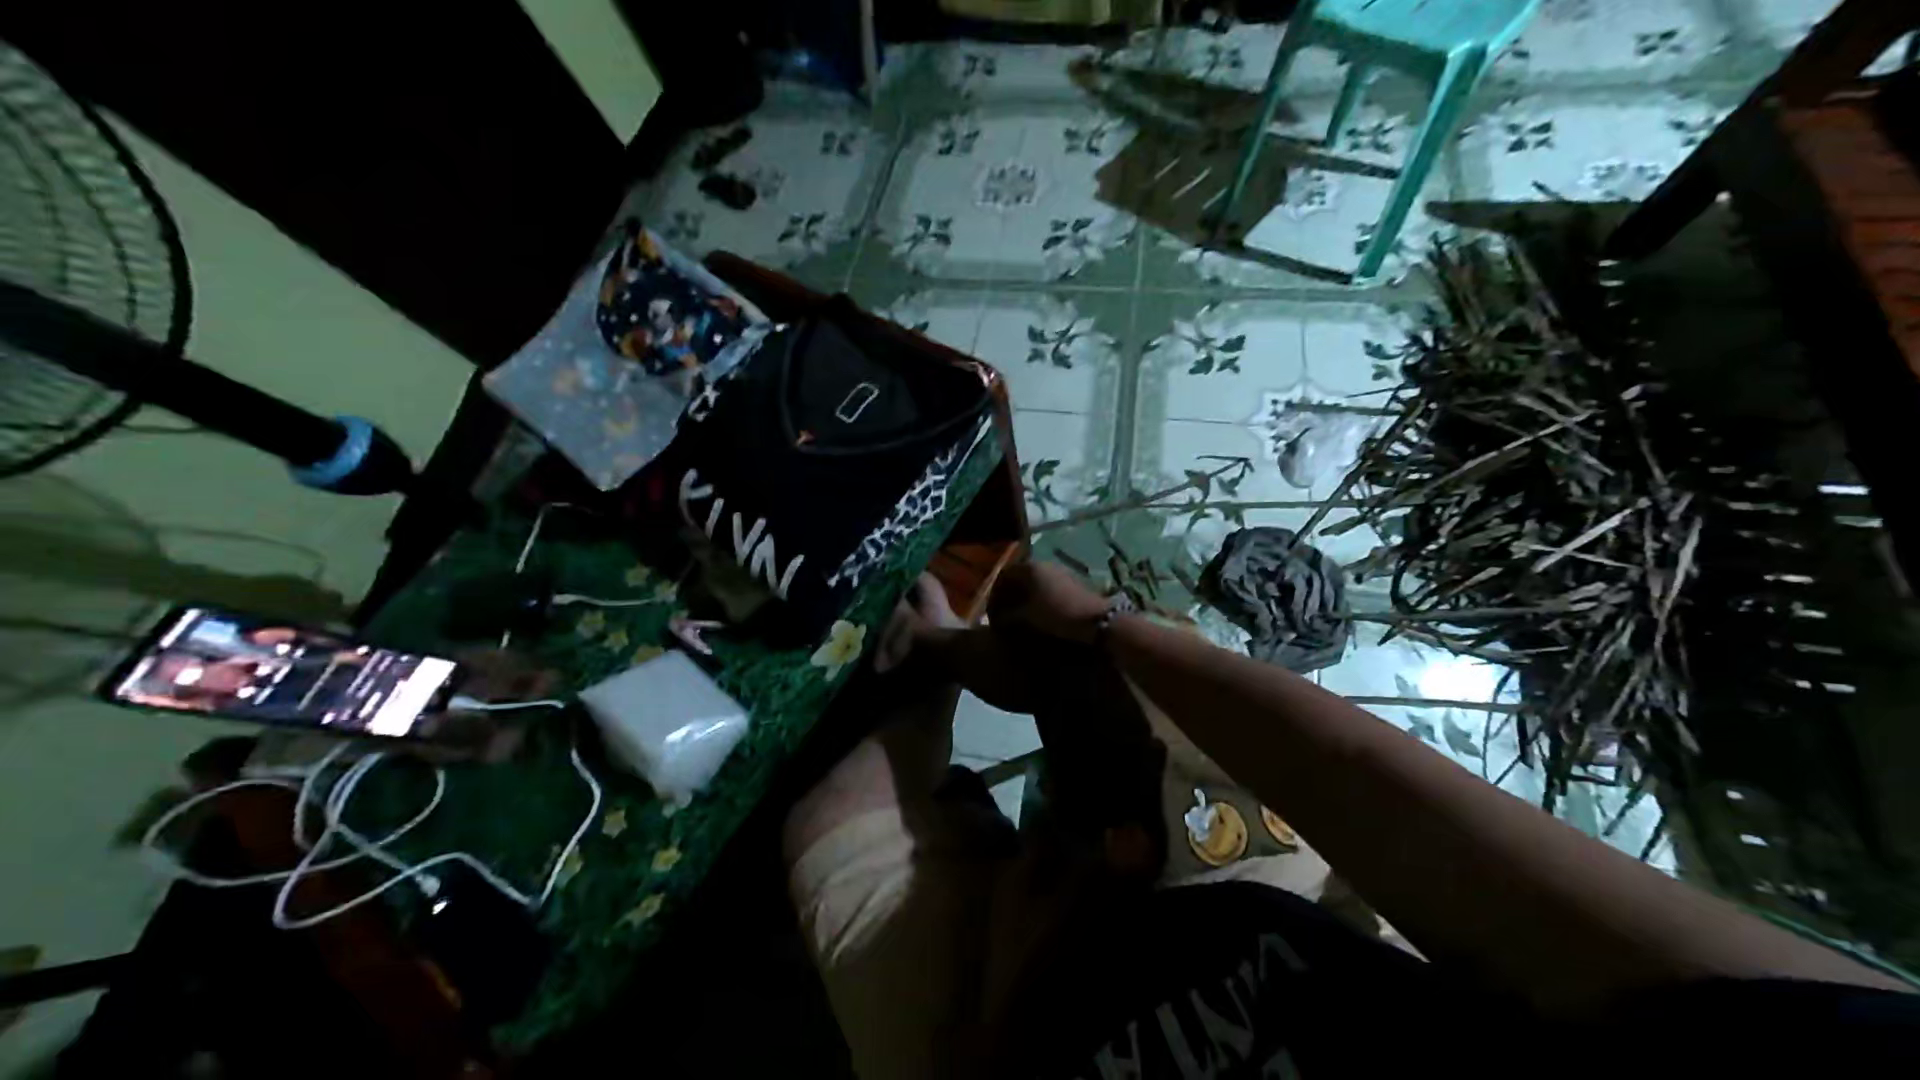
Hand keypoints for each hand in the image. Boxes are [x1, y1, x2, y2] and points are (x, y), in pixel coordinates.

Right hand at [989, 559, 1110, 643]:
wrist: (1096, 620)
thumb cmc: (1057, 614)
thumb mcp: (1027, 616)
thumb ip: (1008, 615)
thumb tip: (998, 619)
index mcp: (1030, 568)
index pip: (1003, 576)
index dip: (994, 595)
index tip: (991, 613)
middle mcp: (1043, 565)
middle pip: (1018, 577)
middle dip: (1008, 596)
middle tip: (1002, 615)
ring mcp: (1059, 573)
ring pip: (1033, 583)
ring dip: (1023, 598)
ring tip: (1019, 617)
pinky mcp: (1071, 583)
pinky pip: (1046, 588)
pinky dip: (1037, 599)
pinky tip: (1037, 615)